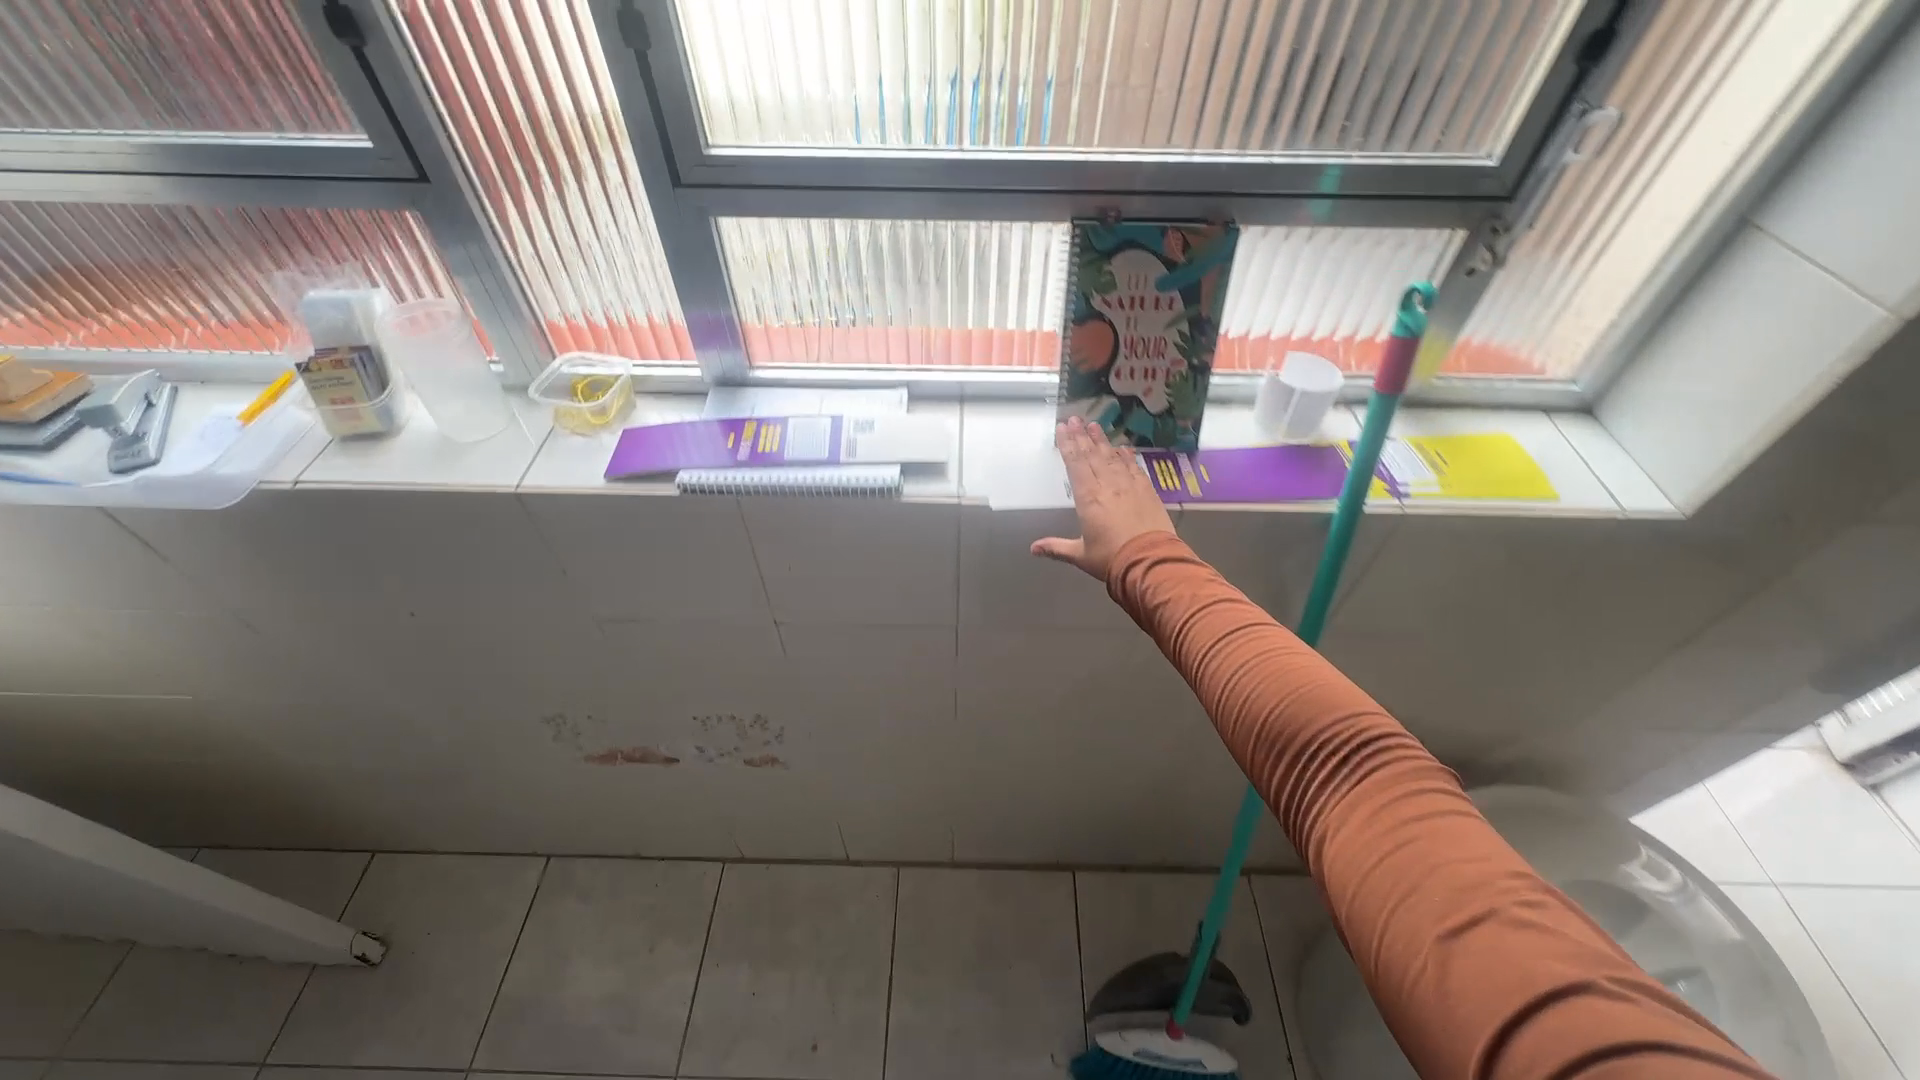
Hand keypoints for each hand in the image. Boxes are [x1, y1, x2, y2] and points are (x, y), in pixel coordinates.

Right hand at [1031, 415, 1175, 581]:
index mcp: (1088, 499)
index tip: (1062, 428)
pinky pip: (1134, 468)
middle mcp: (1108, 486)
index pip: (1075, 464)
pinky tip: (1123, 448)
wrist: (1151, 562)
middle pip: (1093, 455)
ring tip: (1095, 426)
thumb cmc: (1112, 559)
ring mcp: (1130, 486)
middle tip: (1076, 419)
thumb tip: (1033, 549)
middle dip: (1082, 436)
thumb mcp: (1081, 555)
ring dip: (1102, 441)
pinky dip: (1127, 456)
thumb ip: (1056, 548)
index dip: (1068, 445)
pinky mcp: (1147, 491)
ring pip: (1113, 458)